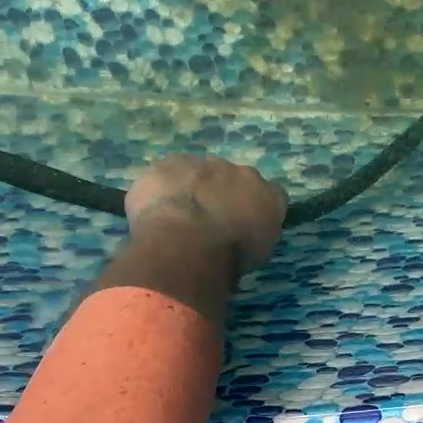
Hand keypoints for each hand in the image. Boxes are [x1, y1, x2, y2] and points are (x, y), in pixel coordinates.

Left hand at [122, 154, 286, 278]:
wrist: (187, 244)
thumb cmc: (228, 259)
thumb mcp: (256, 255)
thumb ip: (255, 234)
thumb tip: (245, 233)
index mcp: (270, 195)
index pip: (270, 194)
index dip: (252, 207)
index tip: (240, 223)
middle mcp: (244, 172)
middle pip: (233, 178)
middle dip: (219, 194)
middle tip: (204, 221)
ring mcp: (208, 164)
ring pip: (199, 172)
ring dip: (190, 188)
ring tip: (175, 217)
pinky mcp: (172, 163)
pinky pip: (167, 174)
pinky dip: (161, 189)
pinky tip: (152, 211)